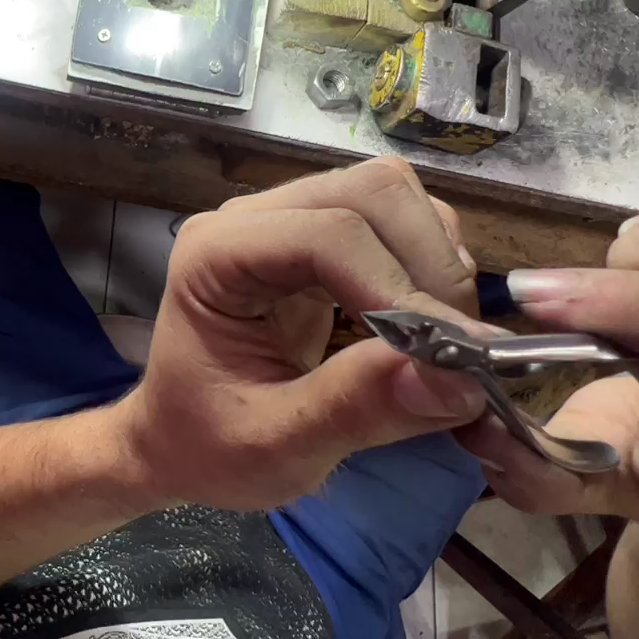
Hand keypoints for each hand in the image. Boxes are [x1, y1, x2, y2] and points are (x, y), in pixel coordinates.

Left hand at [113, 157, 491, 510]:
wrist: (178, 437)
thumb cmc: (206, 443)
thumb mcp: (272, 447)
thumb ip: (354, 408)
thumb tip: (460, 377)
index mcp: (214, 256)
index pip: (324, 234)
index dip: (397, 287)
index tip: (453, 357)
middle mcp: (248, 219)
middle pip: (367, 192)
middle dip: (426, 265)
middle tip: (454, 348)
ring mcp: (282, 219)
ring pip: (388, 193)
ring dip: (433, 259)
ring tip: (440, 336)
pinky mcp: (314, 235)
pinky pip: (391, 218)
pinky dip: (426, 260)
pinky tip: (423, 319)